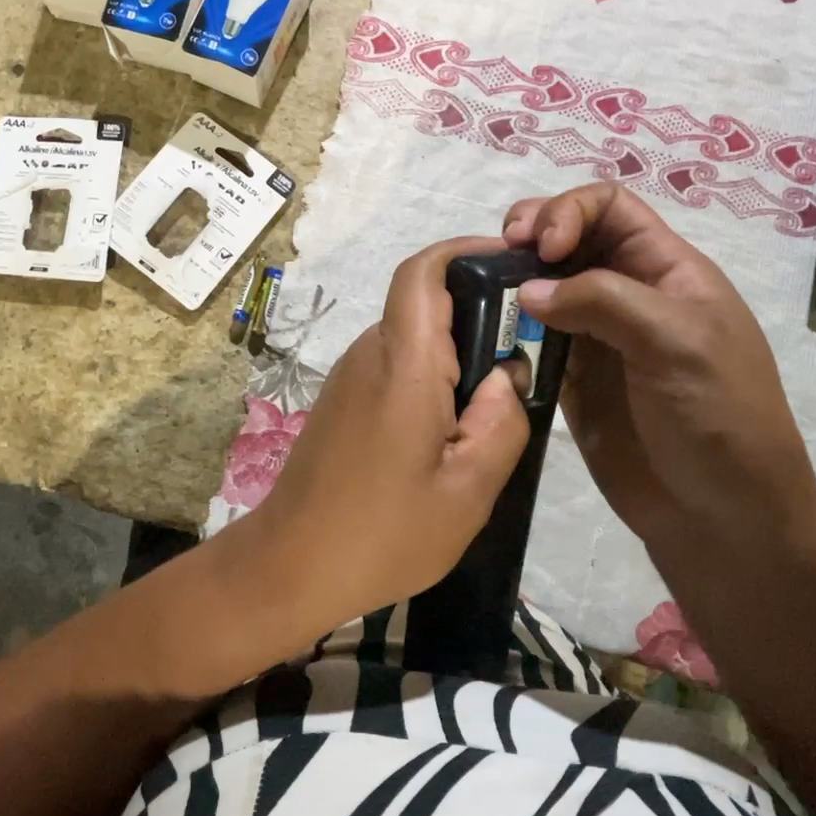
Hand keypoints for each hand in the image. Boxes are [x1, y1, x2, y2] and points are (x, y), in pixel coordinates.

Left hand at [242, 237, 530, 622]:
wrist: (291, 564)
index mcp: (403, 364)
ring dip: (454, 358)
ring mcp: (349, 378)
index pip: (424, 272)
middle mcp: (369, 355)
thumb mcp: (468, 491)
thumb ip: (501, 423)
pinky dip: (429, 382)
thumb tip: (506, 377)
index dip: (465, 252)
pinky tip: (446, 434)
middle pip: (424, 305)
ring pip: (411, 341)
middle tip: (524, 364)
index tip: (511, 266)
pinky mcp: (340, 402)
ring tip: (490, 410)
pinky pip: (394, 370)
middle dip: (477, 317)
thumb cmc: (384, 533)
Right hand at [502, 183, 815, 543]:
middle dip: (532, 235)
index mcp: (667, 271)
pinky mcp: (572, 381)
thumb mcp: (676, 341)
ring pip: (545, 288)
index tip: (540, 248)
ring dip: (514, 282)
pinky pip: (532, 341)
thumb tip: (526, 289)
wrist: (722, 517)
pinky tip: (491, 338)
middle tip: (501, 256)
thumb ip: (602, 300)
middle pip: (570, 238)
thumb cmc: (718, 418)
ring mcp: (597, 339)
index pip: (610, 207)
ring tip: (485, 295)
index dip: (569, 212)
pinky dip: (509, 333)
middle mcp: (628, 295)